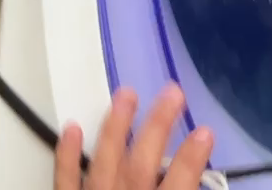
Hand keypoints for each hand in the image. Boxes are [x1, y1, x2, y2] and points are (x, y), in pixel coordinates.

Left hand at [55, 84, 213, 189]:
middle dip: (158, 125)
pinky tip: (71, 127)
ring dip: (116, 127)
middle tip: (173, 91)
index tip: (206, 130)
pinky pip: (65, 181)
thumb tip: (200, 183)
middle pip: (142, 163)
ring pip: (105, 162)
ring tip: (126, 92)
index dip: (193, 157)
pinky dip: (66, 156)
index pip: (179, 184)